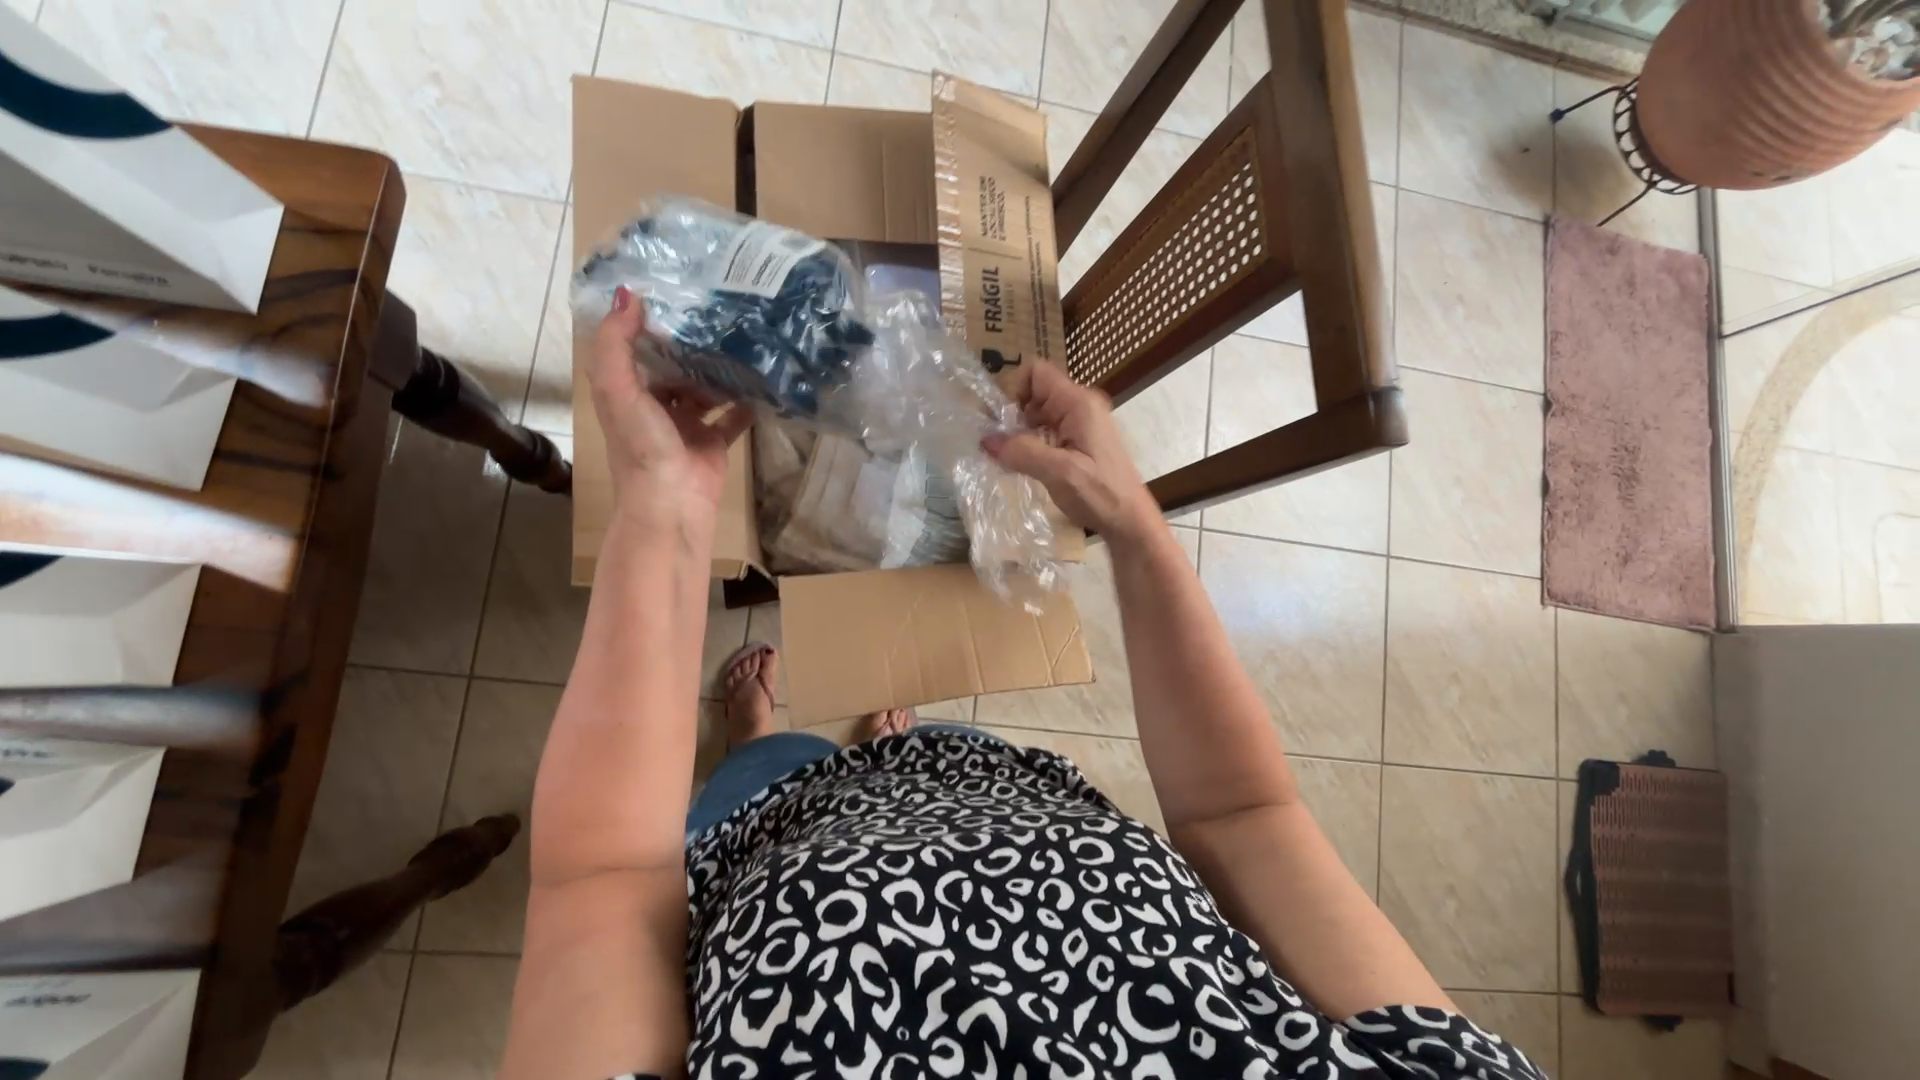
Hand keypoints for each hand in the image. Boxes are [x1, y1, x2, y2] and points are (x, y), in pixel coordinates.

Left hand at [588, 287, 753, 535]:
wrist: (671, 503)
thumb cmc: (642, 445)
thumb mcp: (618, 388)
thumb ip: (617, 342)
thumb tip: (628, 293)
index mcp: (626, 391)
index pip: (635, 347)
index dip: (649, 320)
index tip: (675, 288)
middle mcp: (654, 405)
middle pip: (674, 366)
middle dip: (693, 343)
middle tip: (722, 310)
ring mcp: (686, 425)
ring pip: (705, 389)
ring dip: (720, 370)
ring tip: (745, 339)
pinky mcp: (714, 442)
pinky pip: (733, 417)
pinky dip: (746, 402)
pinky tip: (761, 380)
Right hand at [983, 361, 1162, 546]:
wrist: (1129, 521)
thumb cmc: (1100, 494)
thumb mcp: (1059, 473)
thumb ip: (1022, 452)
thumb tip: (986, 440)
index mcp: (1078, 403)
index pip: (1036, 372)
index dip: (1014, 390)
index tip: (1005, 423)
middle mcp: (1080, 405)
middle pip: (1035, 392)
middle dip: (1015, 415)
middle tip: (1004, 447)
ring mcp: (1081, 423)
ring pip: (1039, 413)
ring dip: (1022, 432)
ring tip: (1014, 459)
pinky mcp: (1080, 441)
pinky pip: (1048, 430)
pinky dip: (1033, 443)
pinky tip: (1030, 466)